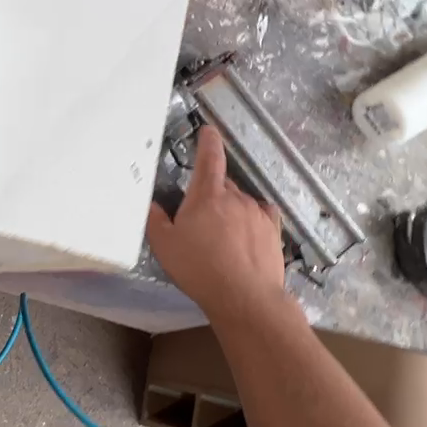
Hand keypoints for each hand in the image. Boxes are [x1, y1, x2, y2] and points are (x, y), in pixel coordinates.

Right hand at [147, 125, 286, 320]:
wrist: (244, 295)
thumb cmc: (198, 268)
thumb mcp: (163, 245)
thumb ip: (156, 219)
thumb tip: (153, 203)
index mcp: (206, 196)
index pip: (209, 159)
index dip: (208, 142)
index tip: (208, 130)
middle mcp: (235, 198)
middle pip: (222, 184)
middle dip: (211, 192)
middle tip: (198, 216)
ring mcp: (257, 213)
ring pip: (240, 200)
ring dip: (229, 209)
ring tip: (219, 235)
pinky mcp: (273, 230)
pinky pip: (260, 213)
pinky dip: (251, 217)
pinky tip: (245, 231)